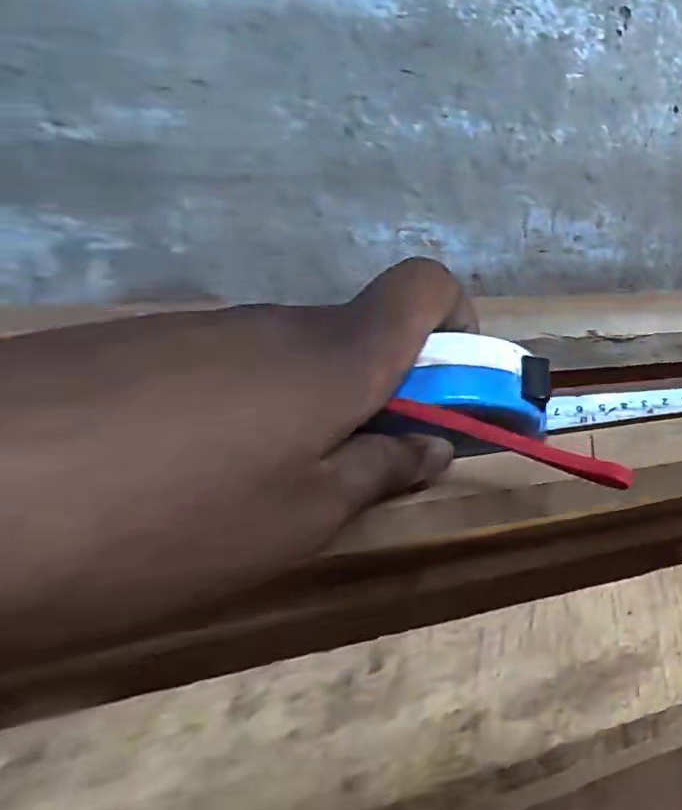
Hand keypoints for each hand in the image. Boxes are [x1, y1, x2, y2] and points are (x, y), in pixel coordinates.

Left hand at [0, 258, 471, 660]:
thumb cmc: (154, 522)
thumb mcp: (298, 521)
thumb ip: (382, 472)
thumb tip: (430, 447)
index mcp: (339, 357)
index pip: (427, 287)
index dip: (456, 321)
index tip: (446, 383)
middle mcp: (271, 326)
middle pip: (356, 335)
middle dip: (375, 390)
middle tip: (344, 463)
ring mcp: (180, 333)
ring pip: (277, 357)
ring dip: (291, 406)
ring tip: (229, 486)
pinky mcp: (97, 352)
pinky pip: (198, 369)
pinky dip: (211, 410)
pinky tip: (143, 476)